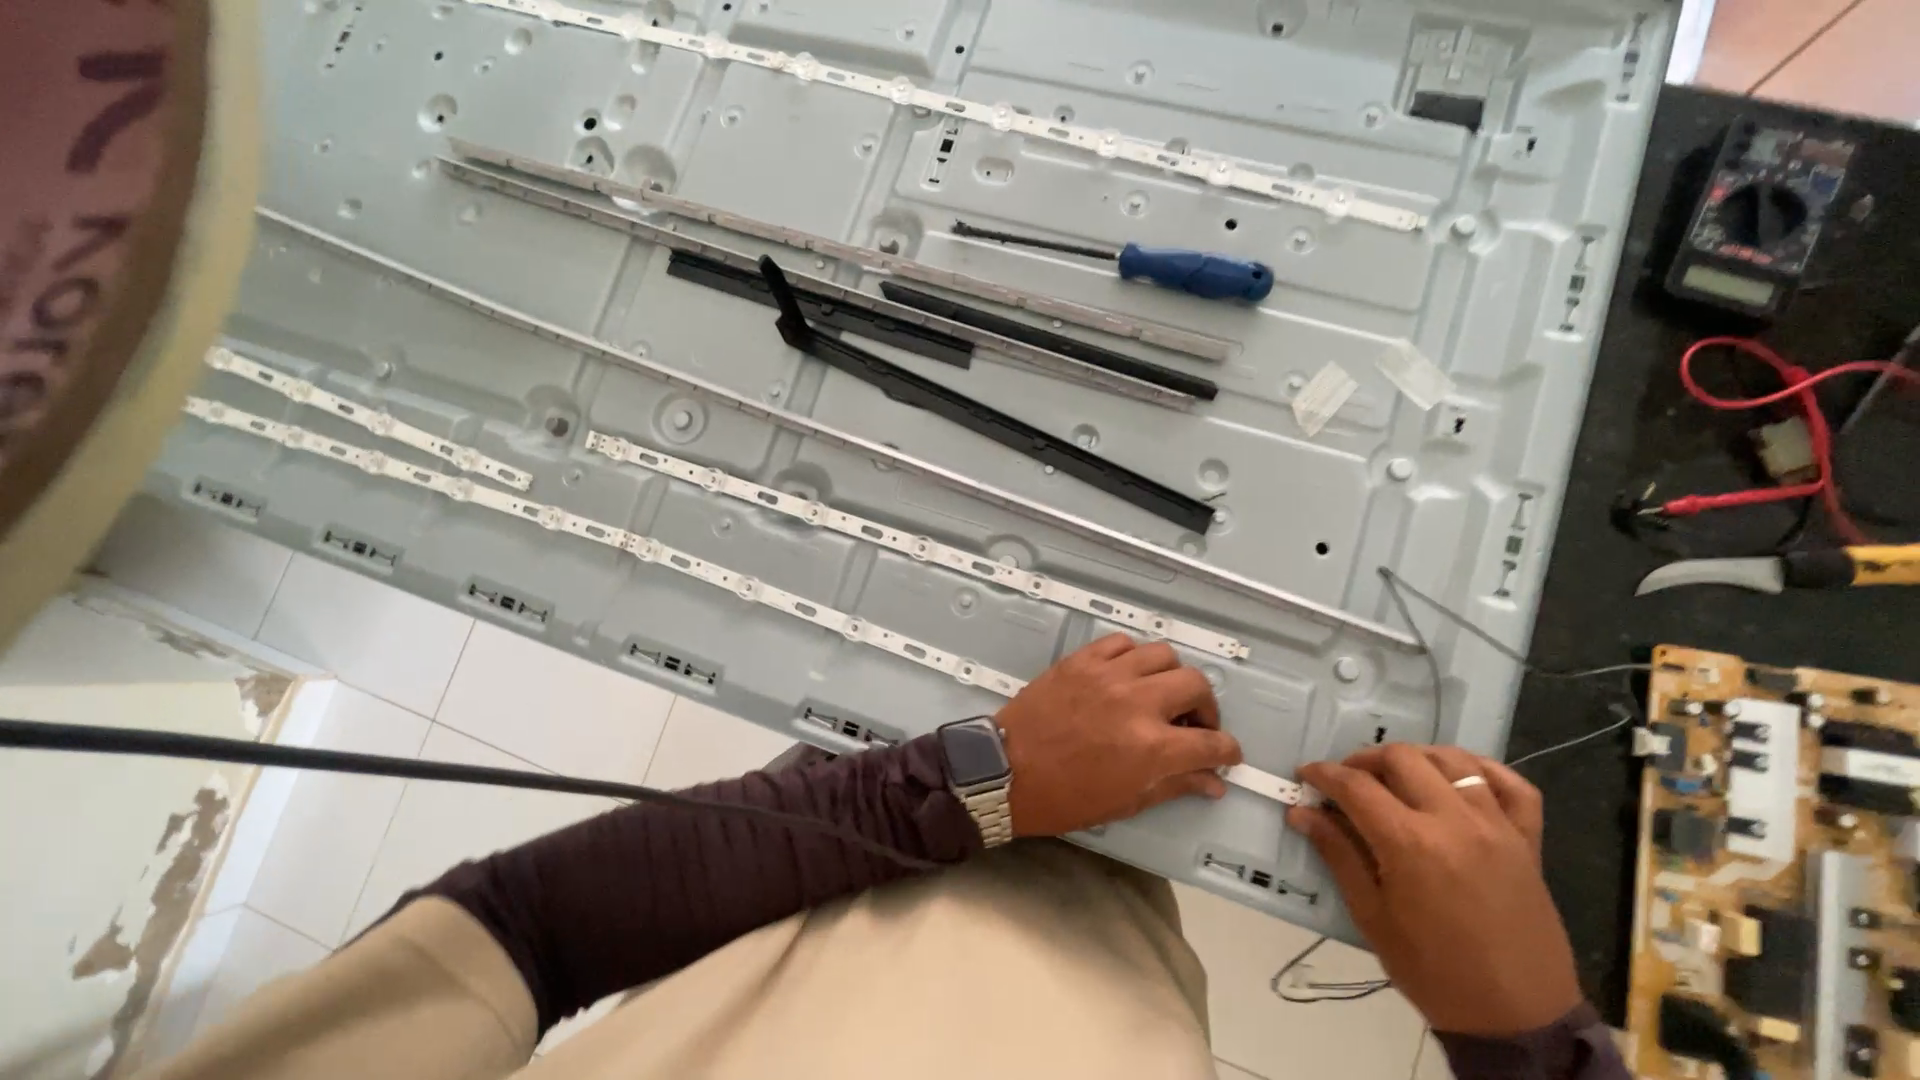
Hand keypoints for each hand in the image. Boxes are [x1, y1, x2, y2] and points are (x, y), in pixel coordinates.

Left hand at [995, 633, 1242, 836]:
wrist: (1006, 773)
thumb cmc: (1064, 797)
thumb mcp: (1125, 801)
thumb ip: (1174, 785)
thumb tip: (1212, 781)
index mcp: (1151, 747)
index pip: (1211, 742)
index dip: (1227, 751)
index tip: (1226, 754)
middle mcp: (1136, 703)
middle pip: (1196, 686)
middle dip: (1206, 708)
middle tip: (1194, 724)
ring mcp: (1108, 675)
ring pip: (1163, 655)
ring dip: (1172, 676)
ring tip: (1161, 695)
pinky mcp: (1081, 660)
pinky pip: (1121, 643)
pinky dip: (1134, 657)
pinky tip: (1128, 676)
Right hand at [1286, 744, 1580, 1036]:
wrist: (1515, 1017)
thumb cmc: (1432, 971)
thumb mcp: (1371, 916)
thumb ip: (1338, 854)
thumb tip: (1302, 813)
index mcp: (1410, 843)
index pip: (1356, 786)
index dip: (1323, 774)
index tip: (1306, 776)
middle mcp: (1454, 821)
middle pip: (1402, 759)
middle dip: (1364, 760)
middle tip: (1346, 781)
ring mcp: (1497, 826)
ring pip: (1453, 760)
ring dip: (1416, 758)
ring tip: (1396, 776)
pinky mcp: (1528, 840)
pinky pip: (1513, 785)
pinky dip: (1483, 770)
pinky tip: (1460, 778)